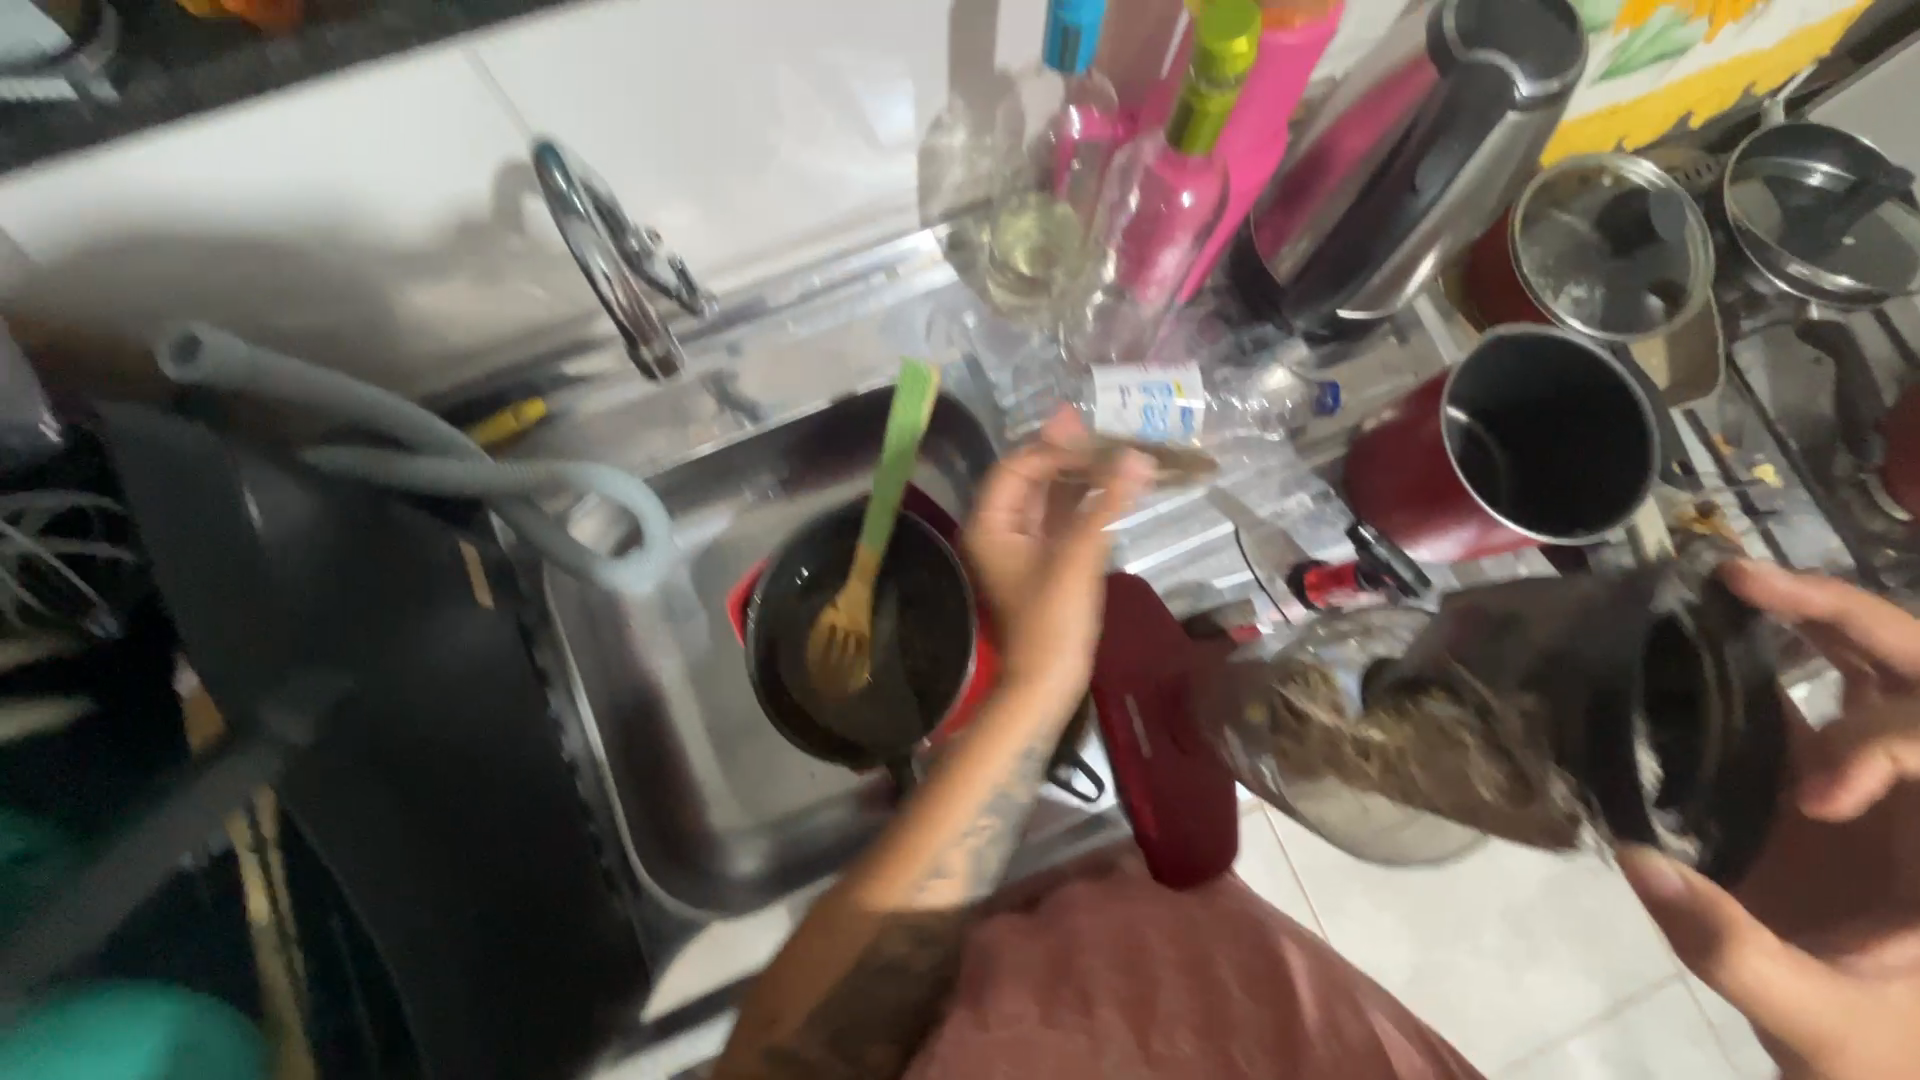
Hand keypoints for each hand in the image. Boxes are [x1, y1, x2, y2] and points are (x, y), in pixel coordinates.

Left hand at [963, 411, 1151, 710]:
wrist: (1047, 682)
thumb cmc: (1053, 621)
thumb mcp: (1078, 557)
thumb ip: (1107, 503)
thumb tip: (1137, 457)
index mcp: (990, 524)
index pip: (1017, 467)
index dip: (1054, 448)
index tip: (1095, 439)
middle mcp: (999, 528)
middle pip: (1030, 476)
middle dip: (1065, 452)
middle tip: (1098, 426)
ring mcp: (1022, 544)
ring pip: (1048, 496)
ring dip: (1078, 473)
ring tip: (1111, 445)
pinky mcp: (1044, 559)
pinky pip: (1061, 518)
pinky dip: (1084, 499)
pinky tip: (1110, 482)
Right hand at [1618, 561, 1919, 1079]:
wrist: (1880, 1074)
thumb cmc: (1881, 1061)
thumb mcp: (1822, 1025)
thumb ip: (1735, 951)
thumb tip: (1632, 857)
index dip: (1883, 745)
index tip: (1813, 800)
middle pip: (1915, 676)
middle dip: (1842, 618)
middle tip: (1738, 580)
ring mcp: (1879, 796)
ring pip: (1869, 679)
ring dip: (1807, 625)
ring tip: (1724, 587)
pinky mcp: (1816, 798)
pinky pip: (1801, 711)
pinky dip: (1758, 669)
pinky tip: (1694, 647)